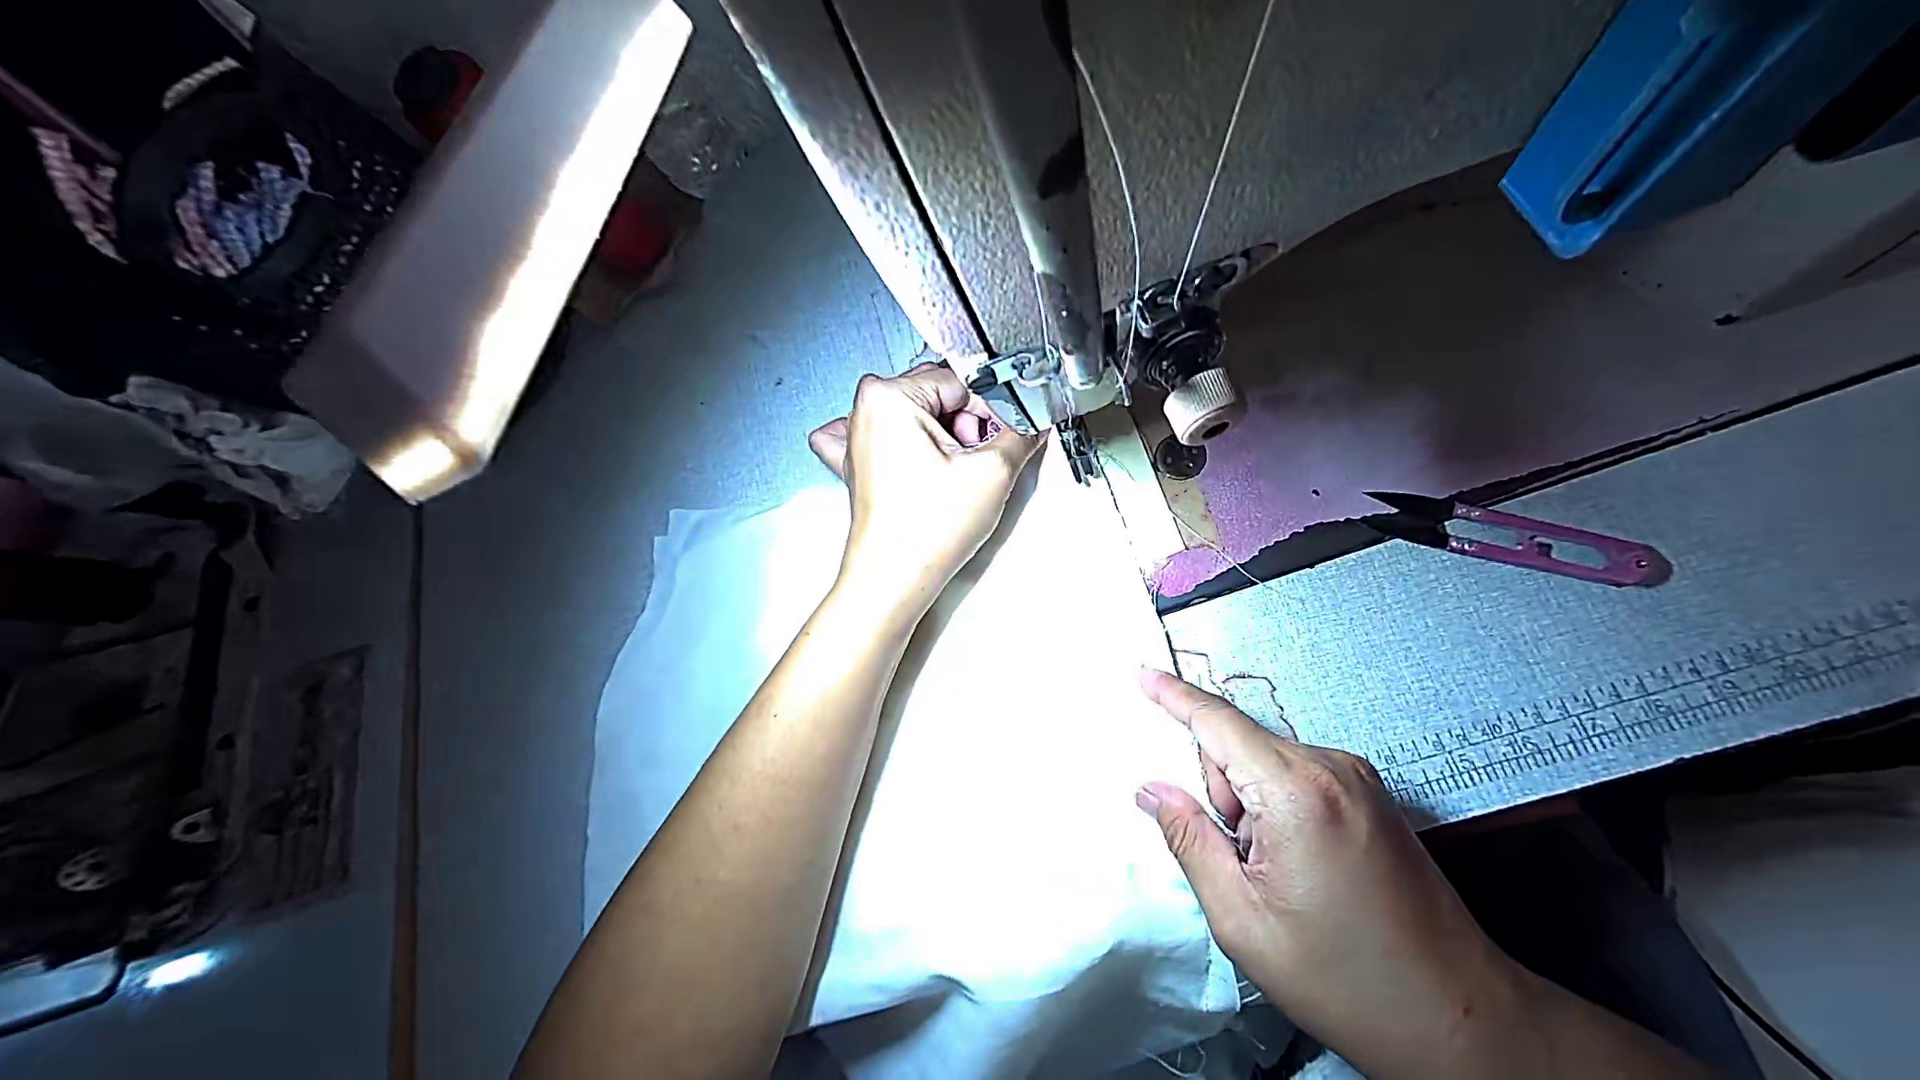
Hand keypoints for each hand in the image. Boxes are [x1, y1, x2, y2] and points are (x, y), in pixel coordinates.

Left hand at [809, 364, 1040, 613]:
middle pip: (940, 395)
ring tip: (953, 474)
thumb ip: (1022, 432)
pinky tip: (925, 468)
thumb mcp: (993, 472)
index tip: (1002, 432)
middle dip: (968, 424)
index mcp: (888, 397)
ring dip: (945, 438)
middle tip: (978, 459)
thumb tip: (1033, 418)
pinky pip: (891, 436)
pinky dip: (913, 446)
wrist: (892, 580)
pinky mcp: (857, 462)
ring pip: (920, 415)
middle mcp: (865, 410)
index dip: (990, 409)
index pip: (961, 380)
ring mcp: (856, 436)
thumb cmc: (923, 534)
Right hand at [1133, 669, 1528, 1078]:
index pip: (1217, 724)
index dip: (1173, 696)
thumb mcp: (1243, 918)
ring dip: (1249, 805)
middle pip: (1236, 746)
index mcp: (1298, 793)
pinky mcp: (1368, 793)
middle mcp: (1333, 769)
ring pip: (1261, 762)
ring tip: (1279, 873)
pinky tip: (1300, 862)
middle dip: (1220, 793)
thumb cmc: (1350, 981)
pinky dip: (1275, 806)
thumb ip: (1189, 840)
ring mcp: (1357, 778)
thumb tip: (1153, 791)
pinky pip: (1292, 774)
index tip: (1143, 673)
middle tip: (1242, 861)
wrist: (1460, 1019)